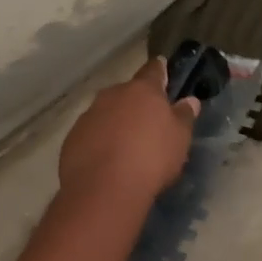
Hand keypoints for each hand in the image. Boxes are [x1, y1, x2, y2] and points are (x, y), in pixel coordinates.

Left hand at [57, 57, 198, 203]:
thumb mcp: (180, 138)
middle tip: (148, 122)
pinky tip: (107, 161)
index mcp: (142, 90)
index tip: (163, 70)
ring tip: (127, 145)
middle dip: (137, 103)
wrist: (103, 190)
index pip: (153, 70)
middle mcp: (112, 95)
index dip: (160, 71)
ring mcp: (88, 116)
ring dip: (116, 122)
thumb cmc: (151, 158)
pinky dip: (100, 141)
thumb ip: (184, 116)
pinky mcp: (71, 139)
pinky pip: (91, 134)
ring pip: (107, 113)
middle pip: (128, 93)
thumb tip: (189, 101)